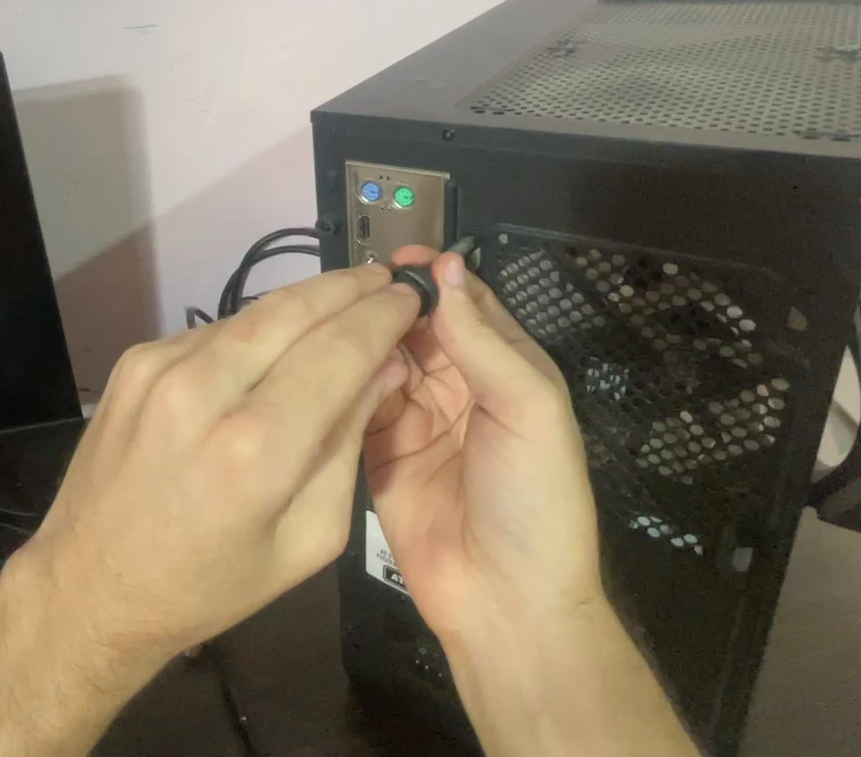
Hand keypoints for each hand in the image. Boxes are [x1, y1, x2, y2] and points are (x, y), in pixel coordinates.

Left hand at [17, 263, 419, 666]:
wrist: (92, 581)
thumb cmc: (208, 582)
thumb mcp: (306, 541)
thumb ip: (349, 446)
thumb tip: (383, 367)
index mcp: (254, 451)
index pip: (338, 351)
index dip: (382, 316)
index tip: (411, 295)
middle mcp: (202, 391)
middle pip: (295, 311)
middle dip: (349, 287)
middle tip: (385, 276)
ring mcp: (159, 366)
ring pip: (254, 313)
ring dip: (304, 302)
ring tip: (345, 298)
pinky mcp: (135, 359)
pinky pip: (214, 331)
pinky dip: (254, 330)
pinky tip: (276, 342)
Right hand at [365, 245, 602, 639]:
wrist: (503, 603)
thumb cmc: (533, 500)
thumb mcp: (526, 410)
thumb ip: (482, 341)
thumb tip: (445, 269)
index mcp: (504, 370)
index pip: (465, 306)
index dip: (434, 278)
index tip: (395, 257)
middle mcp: (457, 387)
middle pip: (415, 329)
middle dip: (388, 306)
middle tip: (349, 288)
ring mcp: (413, 418)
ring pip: (381, 360)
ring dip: (362, 341)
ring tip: (331, 321)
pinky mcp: (376, 448)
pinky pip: (356, 404)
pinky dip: (343, 383)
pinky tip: (327, 367)